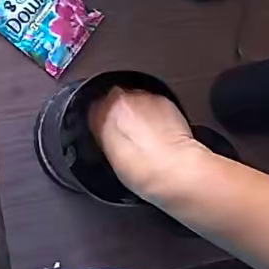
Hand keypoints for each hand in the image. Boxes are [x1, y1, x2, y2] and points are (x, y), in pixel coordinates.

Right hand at [88, 86, 206, 200]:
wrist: (174, 169)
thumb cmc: (142, 170)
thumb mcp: (109, 157)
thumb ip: (104, 136)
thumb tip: (107, 133)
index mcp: (100, 115)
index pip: (94, 108)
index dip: (102, 120)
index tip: (108, 130)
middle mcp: (120, 101)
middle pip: (115, 100)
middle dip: (121, 113)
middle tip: (129, 134)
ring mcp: (143, 98)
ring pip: (136, 99)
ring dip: (139, 112)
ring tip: (146, 135)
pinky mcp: (164, 100)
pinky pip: (154, 103)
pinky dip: (156, 113)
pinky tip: (160, 132)